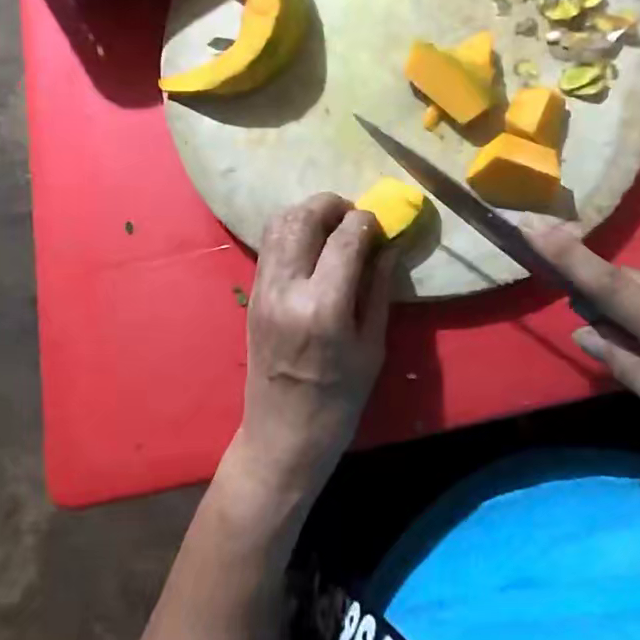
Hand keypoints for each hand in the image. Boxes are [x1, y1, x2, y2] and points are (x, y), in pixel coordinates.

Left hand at [236, 193, 396, 494]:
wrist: (282, 434)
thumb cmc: (339, 401)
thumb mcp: (372, 347)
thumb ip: (378, 289)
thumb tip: (387, 244)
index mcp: (323, 307)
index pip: (345, 238)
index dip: (367, 220)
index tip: (381, 222)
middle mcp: (286, 288)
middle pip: (304, 218)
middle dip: (333, 205)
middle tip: (355, 216)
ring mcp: (263, 288)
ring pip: (279, 224)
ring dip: (309, 213)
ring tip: (333, 226)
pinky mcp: (252, 293)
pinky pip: (269, 244)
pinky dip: (291, 231)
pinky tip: (312, 245)